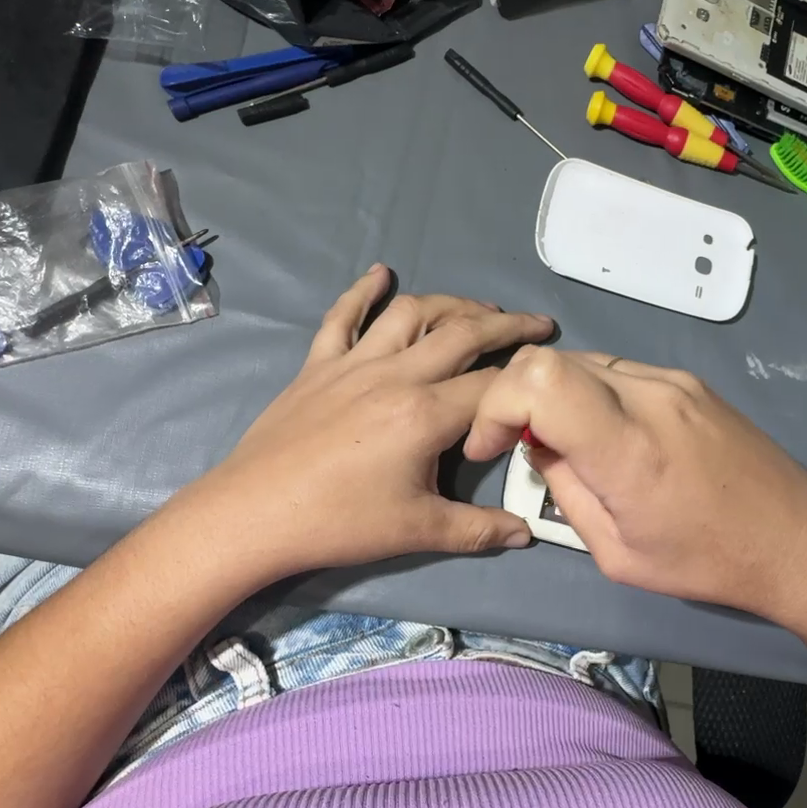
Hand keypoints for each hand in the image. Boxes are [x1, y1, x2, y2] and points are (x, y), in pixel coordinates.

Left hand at [177, 265, 553, 586]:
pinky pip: (343, 317)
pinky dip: (363, 290)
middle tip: (537, 324)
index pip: (492, 386)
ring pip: (411, 315)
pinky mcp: (318, 366)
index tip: (553, 373)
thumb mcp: (419, 531)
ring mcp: (353, 364)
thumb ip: (480, 530)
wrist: (253, 515)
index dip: (528, 378)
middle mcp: (395, 375)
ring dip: (452, 303)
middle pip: (462, 334)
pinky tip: (381, 272)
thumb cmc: (340, 523)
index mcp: (426, 414)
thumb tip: (526, 535)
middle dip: (506, 325)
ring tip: (480, 308)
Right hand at [464, 348, 806, 624]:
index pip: (536, 381)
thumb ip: (567, 493)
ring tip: (563, 443)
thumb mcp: (618, 554)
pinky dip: (591, 392)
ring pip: (585, 361)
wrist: (796, 538)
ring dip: (554, 395)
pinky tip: (604, 433)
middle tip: (518, 446)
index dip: (494, 406)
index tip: (490, 446)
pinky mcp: (690, 381)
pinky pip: (620, 370)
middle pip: (551, 361)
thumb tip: (541, 448)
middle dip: (515, 399)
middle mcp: (650, 396)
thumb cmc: (707, 561)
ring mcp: (674, 381)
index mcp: (627, 448)